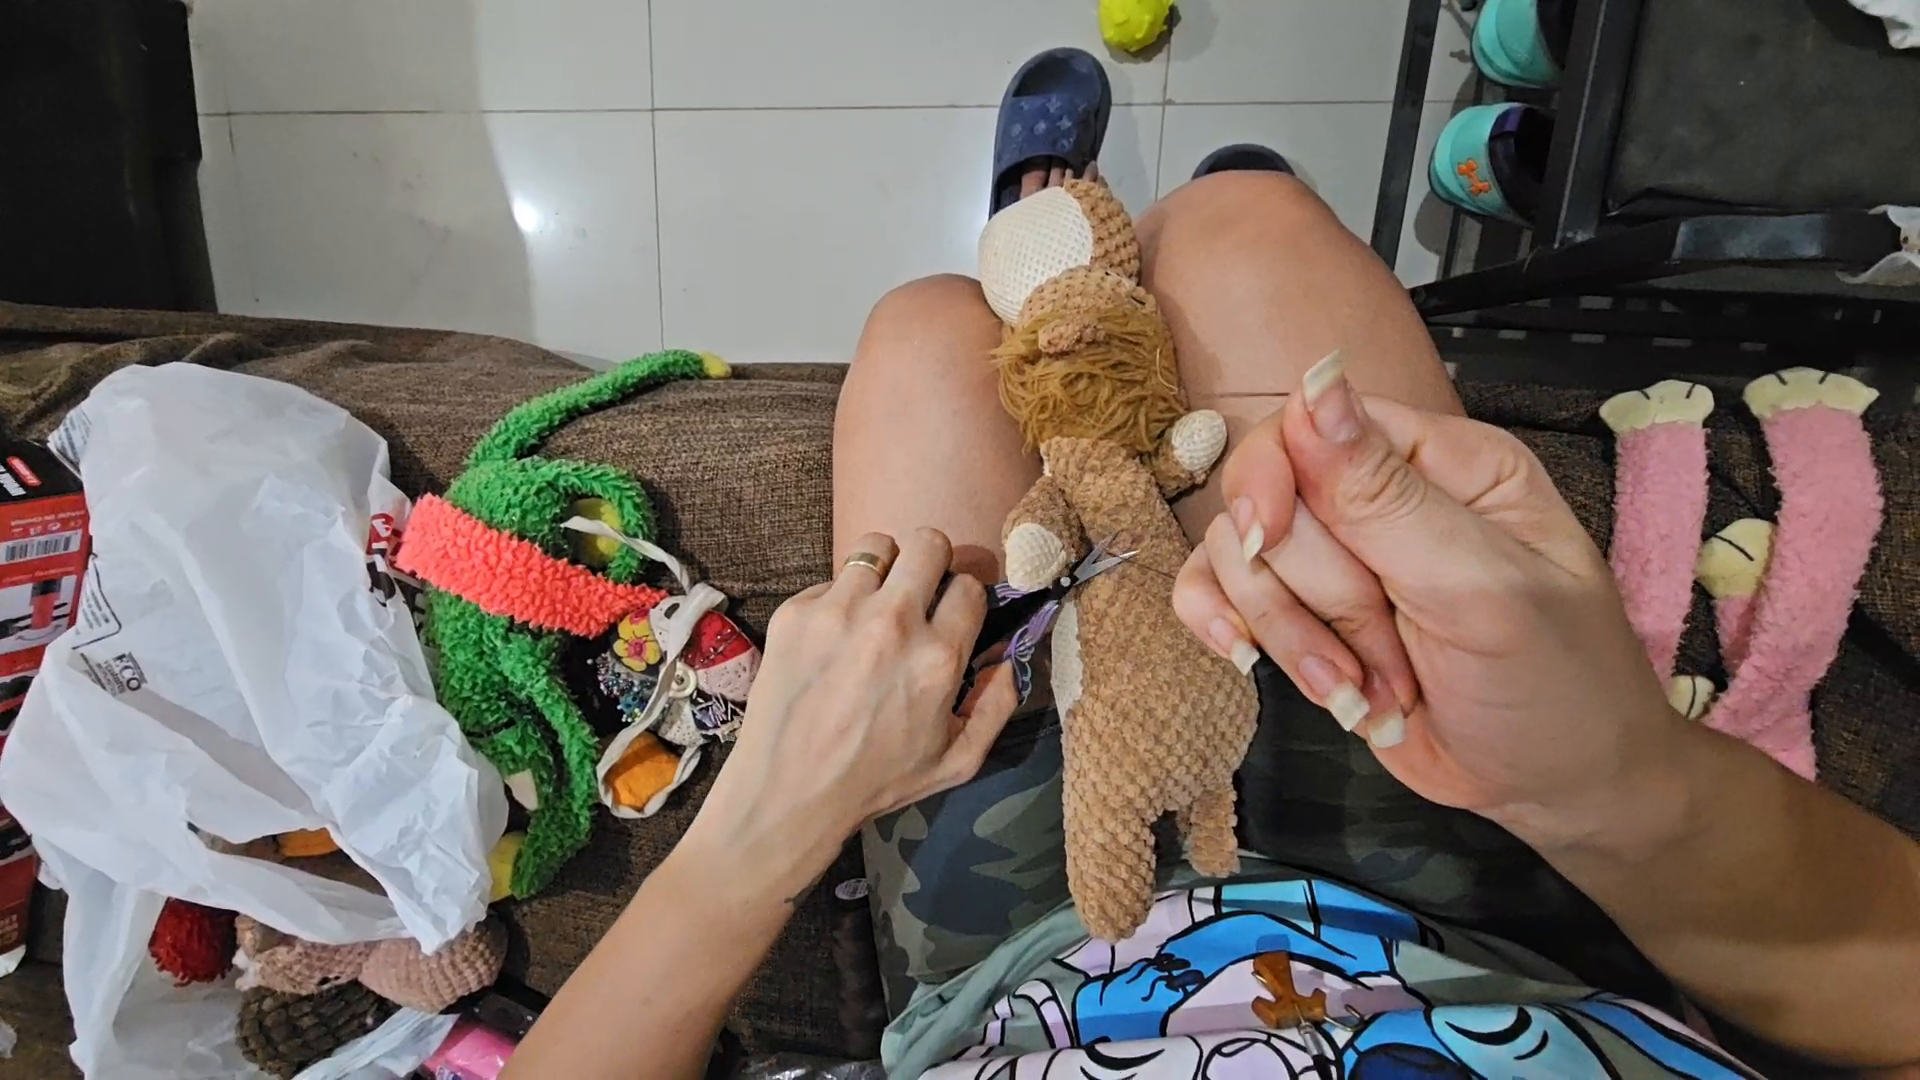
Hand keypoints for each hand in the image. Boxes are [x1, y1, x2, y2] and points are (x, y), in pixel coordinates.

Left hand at [694, 528, 1019, 877]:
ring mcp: (838, 612)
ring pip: (877, 546)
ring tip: (874, 603)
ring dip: (884, 570)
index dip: (964, 599)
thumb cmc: (877, 780)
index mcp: (938, 658)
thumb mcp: (958, 762)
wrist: (786, 794)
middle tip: (920, 589)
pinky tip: (832, 635)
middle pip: (929, 541)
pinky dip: (838, 598)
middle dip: (933, 561)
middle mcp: (892, 623)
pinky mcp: (795, 612)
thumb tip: (1010, 656)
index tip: (951, 615)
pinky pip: (830, 579)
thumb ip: (998, 705)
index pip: (969, 585)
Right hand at [1173, 353, 1681, 844]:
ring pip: (1230, 556)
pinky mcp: (1285, 609)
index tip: (1269, 536)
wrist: (1544, 786)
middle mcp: (1365, 497)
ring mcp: (1318, 557)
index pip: (1305, 427)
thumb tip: (1315, 381)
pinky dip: (1224, 629)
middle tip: (1391, 644)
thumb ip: (1385, 495)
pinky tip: (1252, 663)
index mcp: (1432, 462)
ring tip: (1360, 683)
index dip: (1272, 478)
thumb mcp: (1481, 588)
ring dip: (1288, 633)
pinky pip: (1206, 592)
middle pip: (1262, 504)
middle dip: (1316, 593)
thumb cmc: (1550, 684)